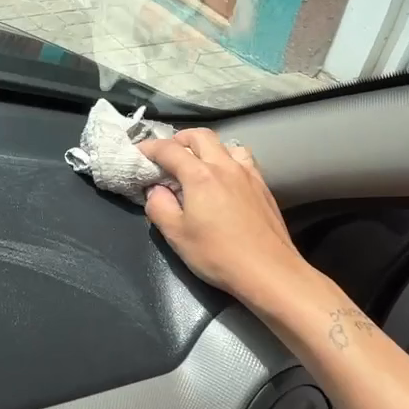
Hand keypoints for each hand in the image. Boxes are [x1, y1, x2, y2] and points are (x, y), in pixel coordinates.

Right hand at [138, 130, 310, 303]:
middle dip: (179, 139)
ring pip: (225, 144)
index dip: (149, 148)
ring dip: (207, 147)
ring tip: (198, 164)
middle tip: (168, 156)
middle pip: (200, 136)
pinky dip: (228, 159)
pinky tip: (226, 179)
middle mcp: (225, 166)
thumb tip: (156, 190)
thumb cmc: (218, 254)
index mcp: (199, 175)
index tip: (138, 153)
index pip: (169, 150)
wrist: (269, 272)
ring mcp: (248, 174)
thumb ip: (159, 206)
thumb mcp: (176, 235)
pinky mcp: (263, 186)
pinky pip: (243, 159)